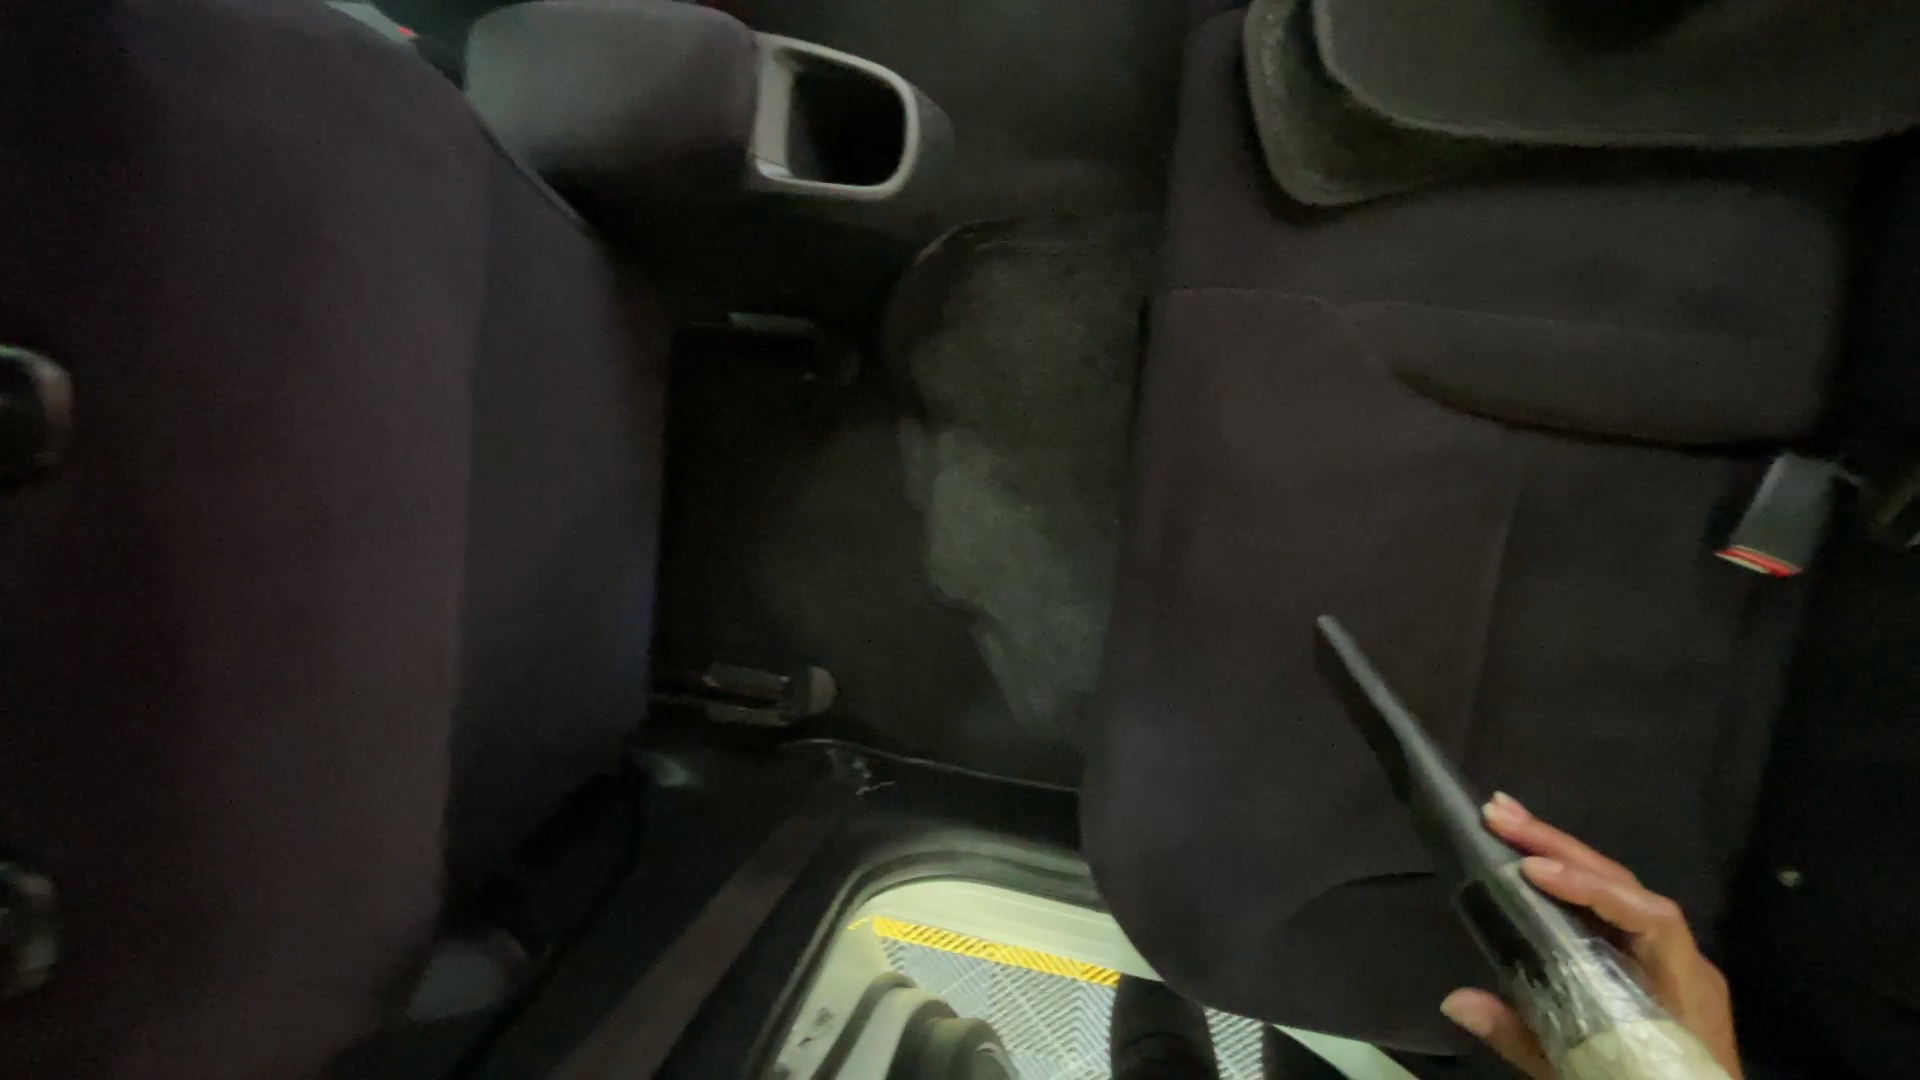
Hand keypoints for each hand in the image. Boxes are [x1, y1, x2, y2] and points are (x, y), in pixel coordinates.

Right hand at [1438, 793, 1742, 1079]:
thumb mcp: (1579, 1070)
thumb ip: (1519, 1036)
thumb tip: (1453, 1000)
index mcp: (1679, 986)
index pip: (1649, 919)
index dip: (1592, 888)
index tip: (1533, 870)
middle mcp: (1677, 957)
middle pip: (1621, 883)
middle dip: (1557, 846)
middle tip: (1496, 815)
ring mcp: (1660, 950)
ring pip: (1611, 882)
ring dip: (1554, 846)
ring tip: (1499, 816)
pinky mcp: (1638, 950)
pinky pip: (1604, 899)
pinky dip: (1564, 869)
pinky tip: (1524, 851)